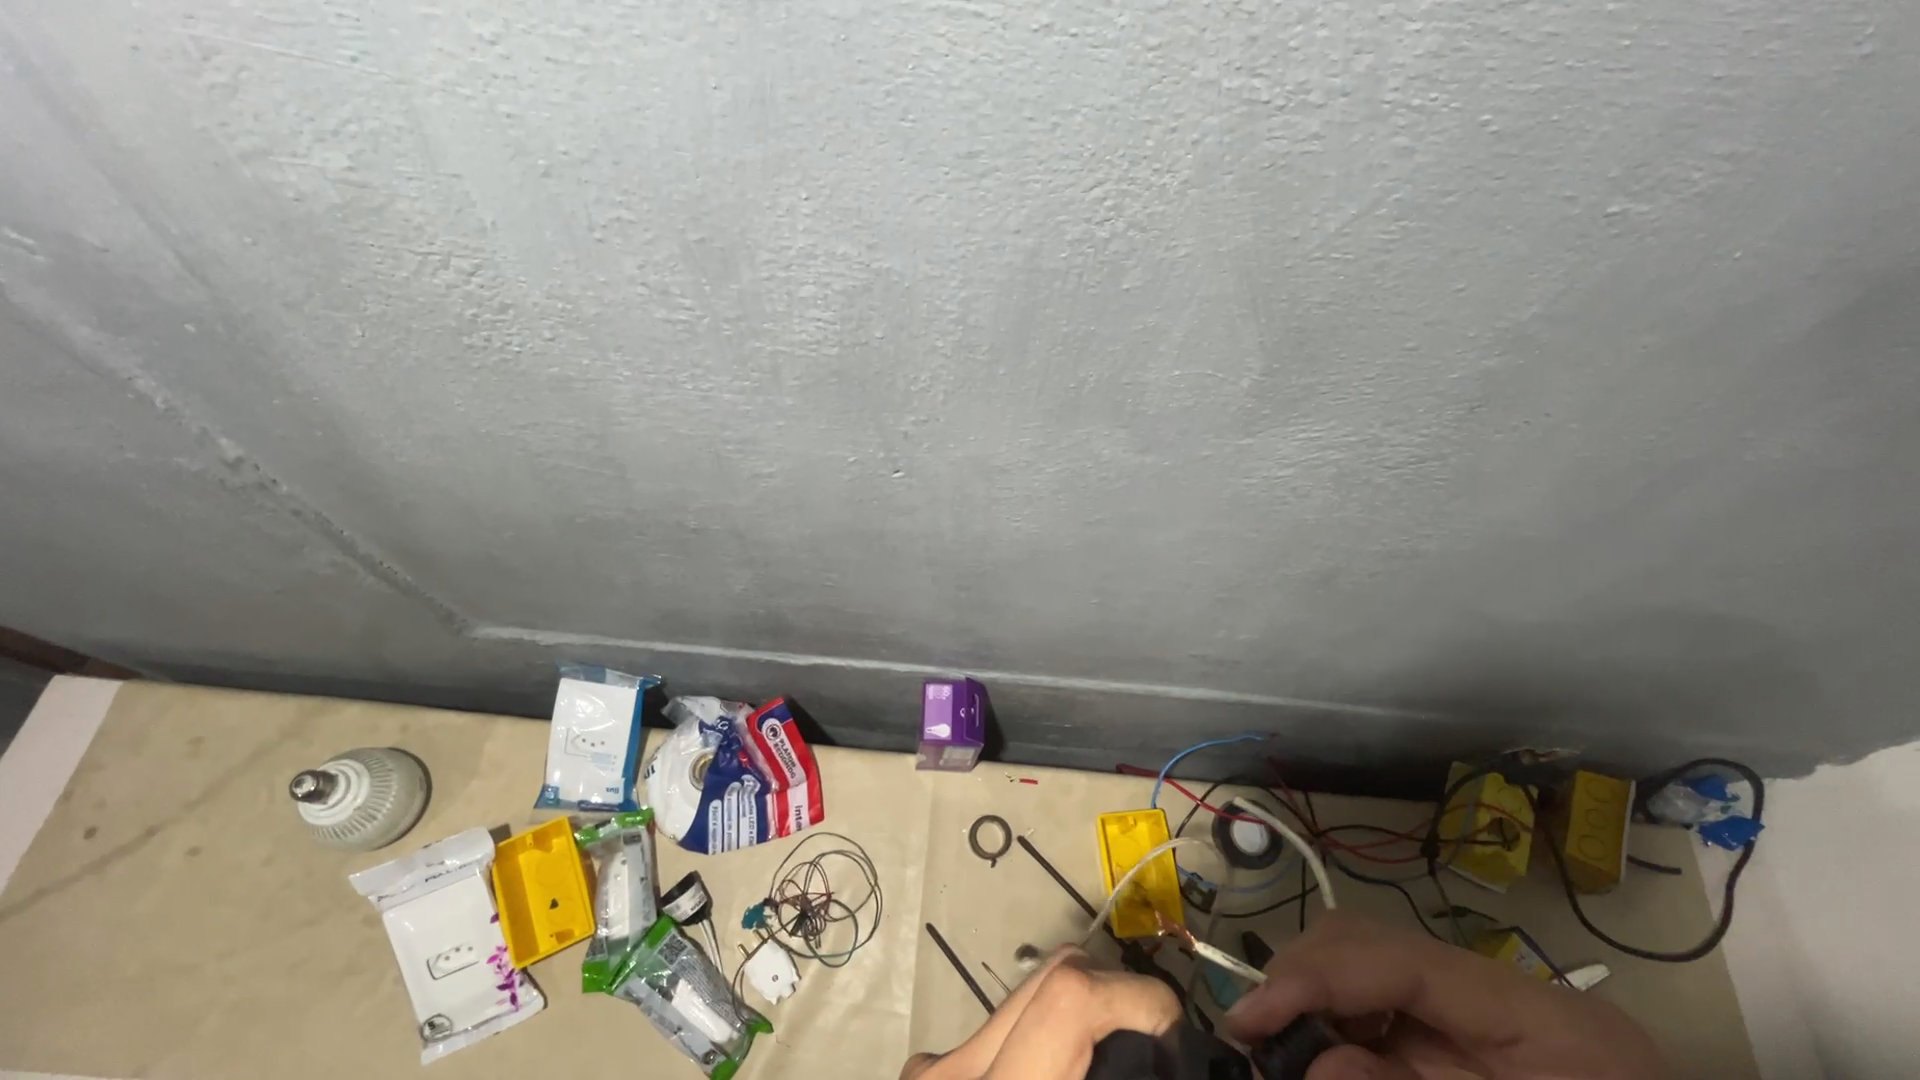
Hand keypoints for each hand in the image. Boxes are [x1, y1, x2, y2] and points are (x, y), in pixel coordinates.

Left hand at [902, 946, 1182, 1079]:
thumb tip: (1175, 1058)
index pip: (1072, 996)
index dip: (1139, 997)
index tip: (1175, 1032)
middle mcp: (957, 1070)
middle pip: (1055, 975)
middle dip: (1118, 991)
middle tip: (1151, 1041)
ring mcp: (933, 1069)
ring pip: (1026, 998)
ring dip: (1077, 1020)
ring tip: (1101, 1061)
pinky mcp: (926, 1074)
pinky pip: (993, 1037)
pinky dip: (1033, 1046)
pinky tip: (1044, 1077)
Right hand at [1225, 912, 1668, 1079]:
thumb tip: (1310, 1062)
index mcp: (1546, 1021)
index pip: (1404, 960)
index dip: (1315, 978)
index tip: (1247, 1019)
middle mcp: (1509, 997)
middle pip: (1376, 942)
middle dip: (1303, 980)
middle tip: (1255, 1036)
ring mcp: (1489, 1017)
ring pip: (1369, 967)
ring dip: (1312, 1002)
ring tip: (1277, 1049)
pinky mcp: (1473, 1043)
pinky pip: (1385, 1012)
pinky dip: (1340, 1028)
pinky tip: (1322, 1055)